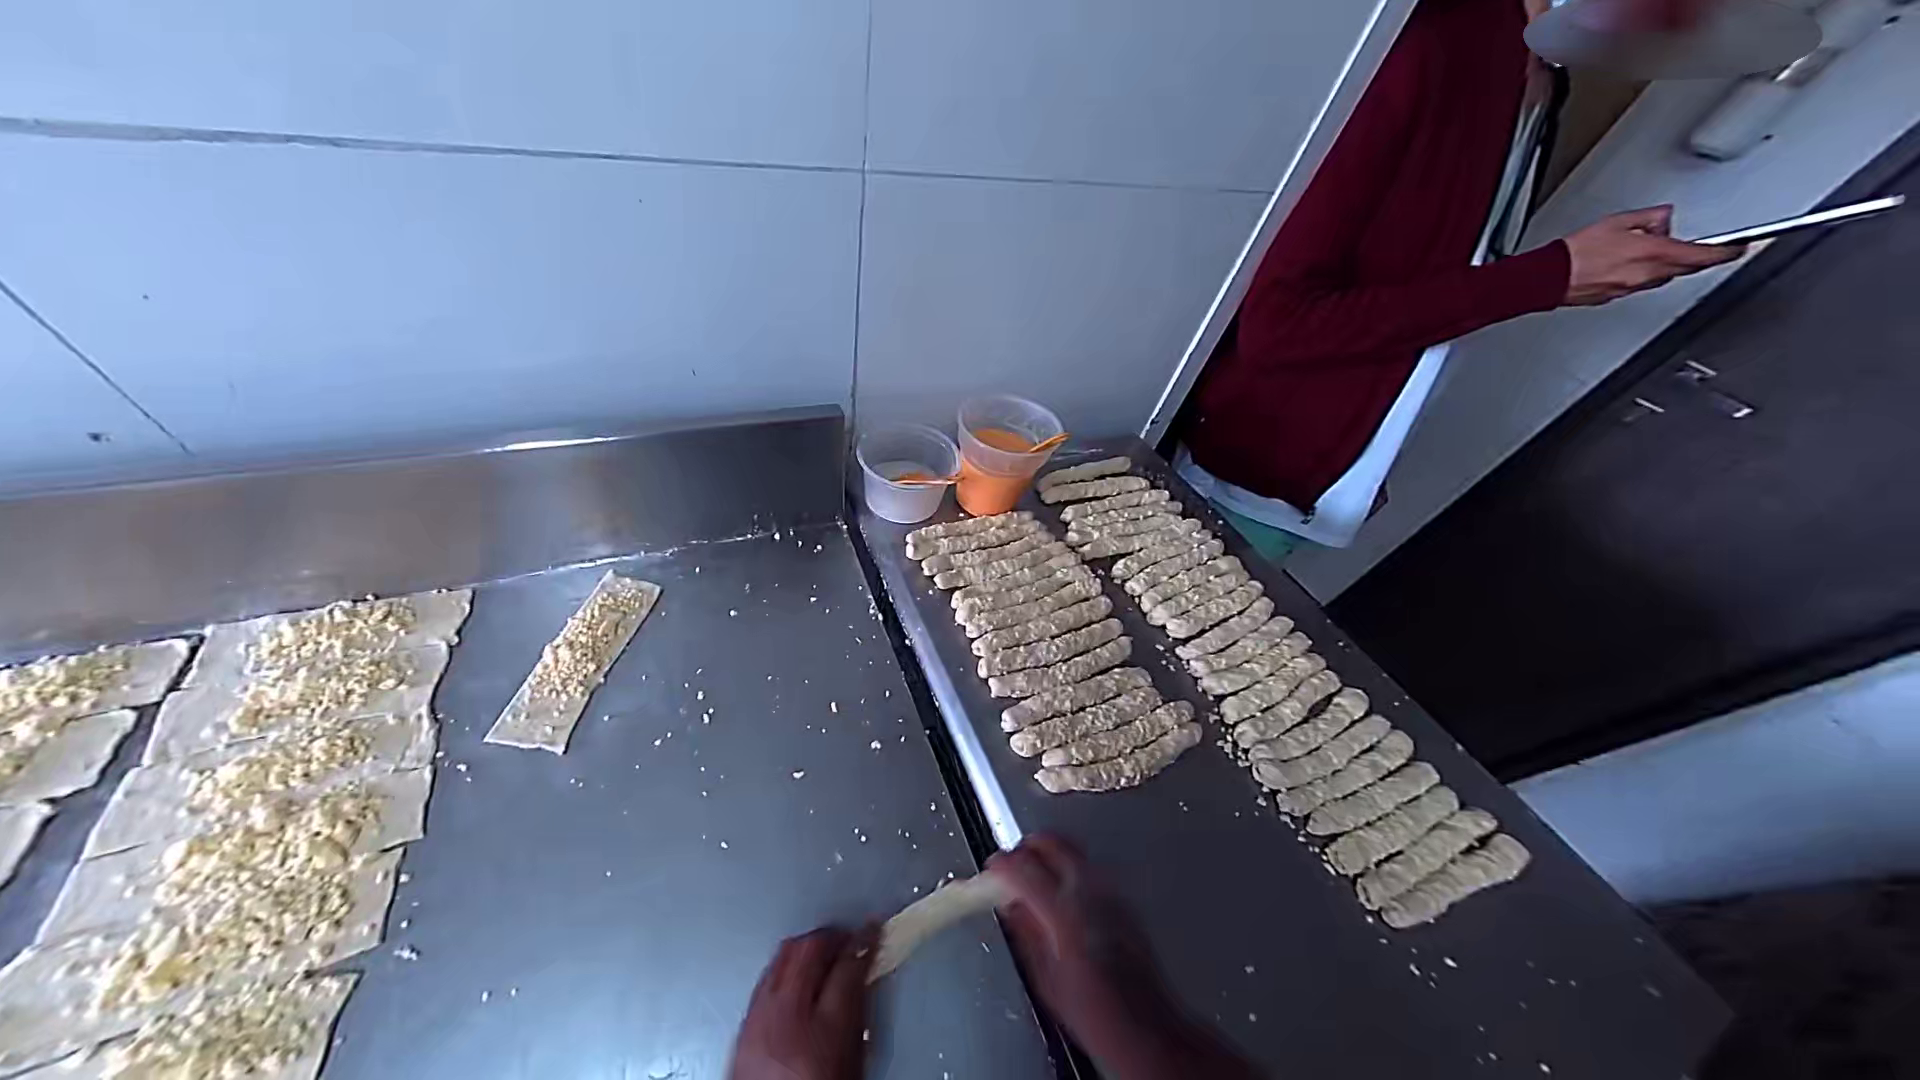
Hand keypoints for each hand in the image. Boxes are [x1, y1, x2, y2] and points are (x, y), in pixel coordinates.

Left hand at [728, 924, 877, 1079]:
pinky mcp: (743, 1025)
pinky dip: (784, 967)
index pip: (850, 963)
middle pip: (811, 949)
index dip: (866, 940)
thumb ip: (859, 1011)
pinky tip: (795, 977)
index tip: (873, 930)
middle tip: (849, 939)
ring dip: (807, 947)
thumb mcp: (853, 1060)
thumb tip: (866, 976)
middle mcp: (787, 1015)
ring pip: (784, 955)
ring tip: (823, 953)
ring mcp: (759, 1017)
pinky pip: (766, 977)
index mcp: (825, 1029)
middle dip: (833, 937)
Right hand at [987, 834, 1261, 1079]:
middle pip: (1051, 843)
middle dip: (1026, 848)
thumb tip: (1009, 906)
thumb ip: (1026, 934)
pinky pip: (1088, 869)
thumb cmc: (1095, 1014)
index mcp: (1063, 912)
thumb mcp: (1045, 979)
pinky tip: (1060, 893)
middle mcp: (1089, 892)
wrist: (1146, 1028)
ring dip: (1048, 856)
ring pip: (1072, 851)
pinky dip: (1068, 869)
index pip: (1024, 869)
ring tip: (1033, 876)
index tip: (991, 867)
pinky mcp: (1121, 899)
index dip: (1001, 863)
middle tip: (1011, 865)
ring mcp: (1109, 891)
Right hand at [1561, 205, 1743, 306]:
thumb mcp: (1618, 221)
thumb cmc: (1575, 253)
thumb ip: (1650, 217)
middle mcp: (1648, 275)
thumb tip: (1662, 218)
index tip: (1738, 248)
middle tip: (1684, 246)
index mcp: (1657, 254)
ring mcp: (1630, 289)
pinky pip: (1634, 285)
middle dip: (1689, 256)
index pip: (1708, 255)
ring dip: (1659, 266)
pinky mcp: (1611, 297)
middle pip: (1685, 268)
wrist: (1546, 278)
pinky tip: (1619, 267)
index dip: (1729, 251)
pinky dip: (1634, 275)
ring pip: (1660, 277)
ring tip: (1640, 254)